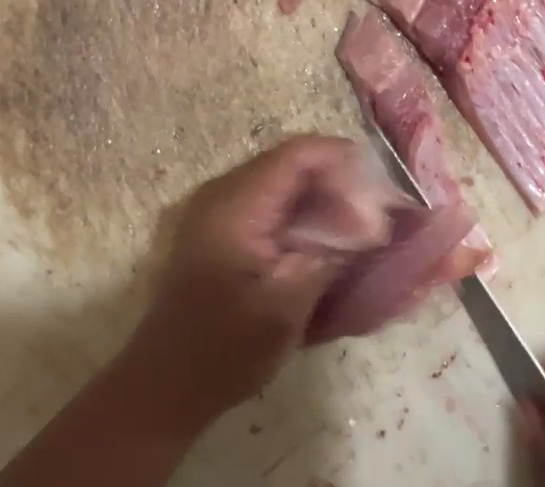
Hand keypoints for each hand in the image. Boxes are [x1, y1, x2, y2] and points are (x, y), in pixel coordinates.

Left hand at [119, 135, 378, 427]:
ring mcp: (217, 210)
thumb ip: (332, 253)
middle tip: (374, 216)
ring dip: (322, 200)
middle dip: (338, 183)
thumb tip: (374, 223)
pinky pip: (270, 203)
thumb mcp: (288, 304)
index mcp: (236, 204)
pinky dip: (301, 215)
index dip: (345, 162)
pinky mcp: (219, 230)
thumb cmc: (224, 349)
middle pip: (292, 163)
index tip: (382, 191)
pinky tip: (323, 244)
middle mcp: (222, 193)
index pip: (299, 154)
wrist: (162, 389)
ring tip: (356, 231)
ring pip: (283, 182)